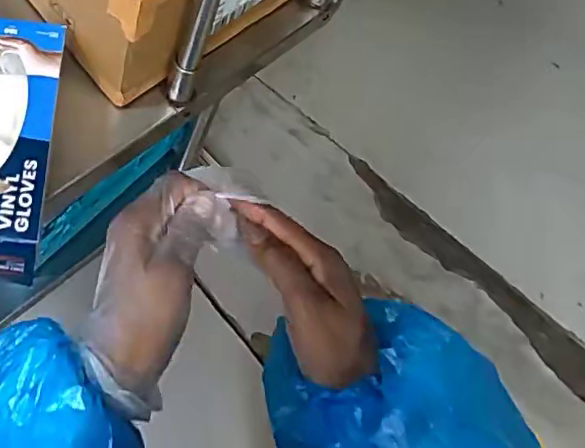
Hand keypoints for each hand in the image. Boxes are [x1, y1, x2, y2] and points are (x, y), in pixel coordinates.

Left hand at [83, 172, 210, 404]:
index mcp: (135, 219)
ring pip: (167, 214)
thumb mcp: (175, 268)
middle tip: (222, 226)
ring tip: (214, 238)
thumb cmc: (147, 317)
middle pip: (169, 196)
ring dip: (192, 220)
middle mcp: (129, 223)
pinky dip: (182, 235)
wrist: (116, 366)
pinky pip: (162, 233)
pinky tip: (196, 251)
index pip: (173, 183)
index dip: (201, 191)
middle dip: (198, 204)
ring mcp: (129, 242)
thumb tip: (205, 198)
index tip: (222, 213)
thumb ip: (189, 228)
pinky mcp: (134, 261)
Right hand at [236, 202, 375, 388]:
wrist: (358, 386)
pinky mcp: (316, 289)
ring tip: (236, 221)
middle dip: (258, 216)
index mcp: (322, 257)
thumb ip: (280, 264)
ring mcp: (322, 273)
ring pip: (287, 242)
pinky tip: (257, 249)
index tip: (229, 198)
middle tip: (226, 206)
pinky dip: (270, 248)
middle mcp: (323, 258)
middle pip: (286, 229)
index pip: (284, 225)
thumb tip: (254, 228)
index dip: (257, 210)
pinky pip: (289, 257)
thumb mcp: (303, 304)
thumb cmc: (331, 347)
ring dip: (263, 230)